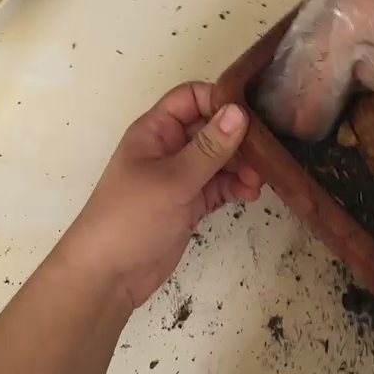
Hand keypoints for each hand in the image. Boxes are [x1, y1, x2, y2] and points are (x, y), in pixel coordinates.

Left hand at [58, 82, 262, 308]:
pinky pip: (217, 185)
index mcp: (156, 131)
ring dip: (240, 166)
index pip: (190, 98)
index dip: (219, 100)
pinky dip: (234, 187)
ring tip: (259, 181)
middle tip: (264, 154)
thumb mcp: (173, 180)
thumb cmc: (131, 217)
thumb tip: (239, 112)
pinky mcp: (189, 203)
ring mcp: (179, 177)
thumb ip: (209, 148)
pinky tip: (250, 195)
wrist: (108, 275)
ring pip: (218, 158)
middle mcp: (168, 148)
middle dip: (237, 138)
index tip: (250, 115)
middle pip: (210, 128)